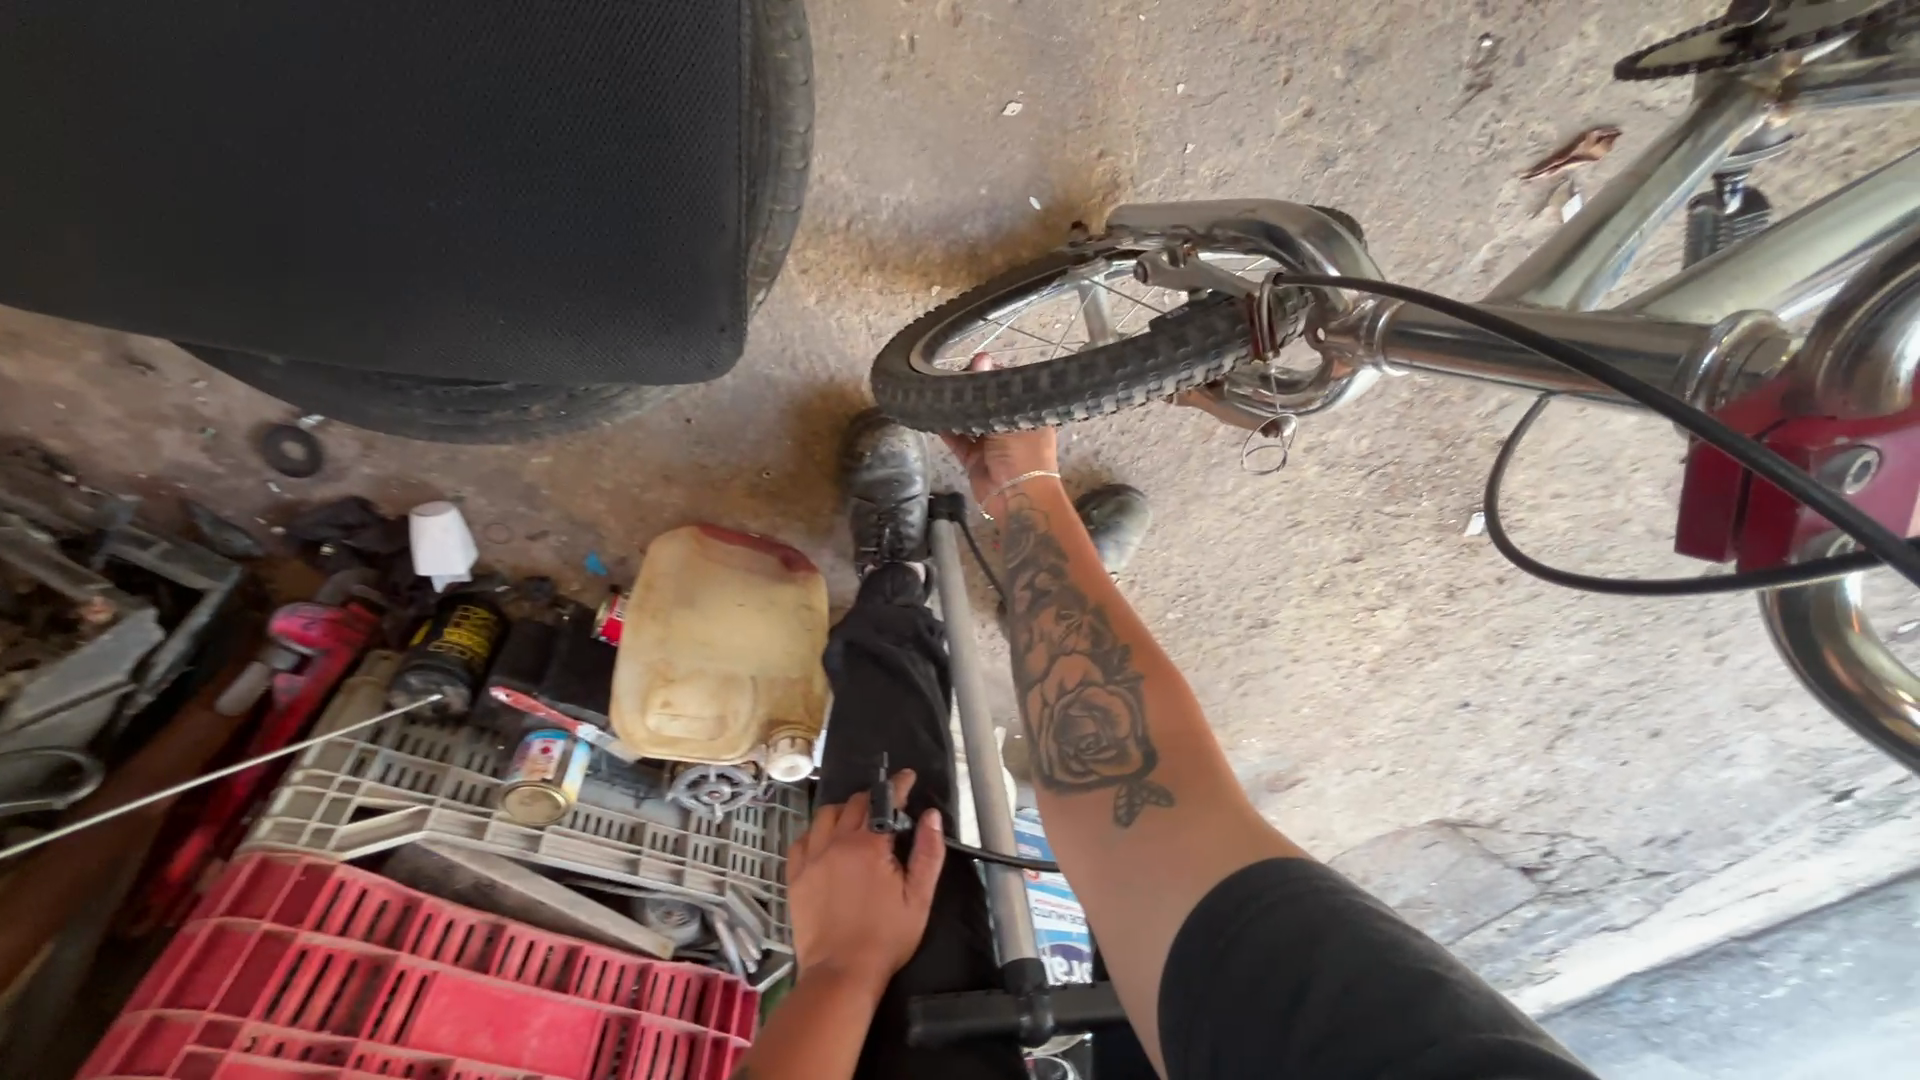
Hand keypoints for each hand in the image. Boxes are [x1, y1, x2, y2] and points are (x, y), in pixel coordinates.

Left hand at [787, 770, 946, 992]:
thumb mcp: (919, 898)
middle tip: (887, 807)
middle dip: (874, 797)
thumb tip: (931, 816)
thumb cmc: (886, 938)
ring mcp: (813, 858)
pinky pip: (802, 840)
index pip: (885, 800)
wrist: (841, 973)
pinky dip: (816, 832)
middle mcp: (837, 843)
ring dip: (844, 810)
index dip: (898, 785)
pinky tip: (826, 841)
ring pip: (826, 815)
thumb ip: (928, 853)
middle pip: (855, 803)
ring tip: (857, 821)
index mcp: (869, 846)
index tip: (908, 778)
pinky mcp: (796, 876)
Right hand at [939, 354, 1060, 513]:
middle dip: (970, 392)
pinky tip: (932, 412)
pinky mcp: (973, 459)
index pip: (1009, 388)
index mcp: (1027, 415)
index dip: (992, 375)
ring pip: (969, 420)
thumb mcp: (1010, 419)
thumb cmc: (1023, 455)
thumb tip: (981, 357)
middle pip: (987, 404)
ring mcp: (990, 444)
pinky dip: (945, 429)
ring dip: (956, 409)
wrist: (1017, 498)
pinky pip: (957, 440)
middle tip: (950, 374)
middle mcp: (1009, 427)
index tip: (974, 362)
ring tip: (938, 389)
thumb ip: (992, 391)